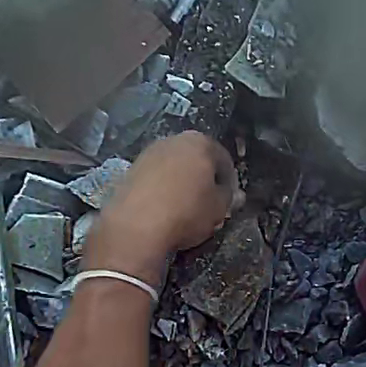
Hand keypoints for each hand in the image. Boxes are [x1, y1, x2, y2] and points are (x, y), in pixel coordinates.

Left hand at [84, 132, 240, 281]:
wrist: (136, 226)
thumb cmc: (187, 212)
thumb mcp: (219, 208)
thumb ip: (229, 197)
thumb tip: (235, 195)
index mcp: (200, 143)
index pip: (224, 160)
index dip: (230, 182)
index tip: (229, 201)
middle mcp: (173, 140)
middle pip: (197, 160)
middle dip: (205, 180)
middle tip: (209, 204)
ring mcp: (148, 154)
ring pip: (175, 169)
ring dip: (184, 185)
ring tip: (187, 210)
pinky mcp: (130, 170)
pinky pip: (156, 179)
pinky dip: (164, 191)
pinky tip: (166, 210)